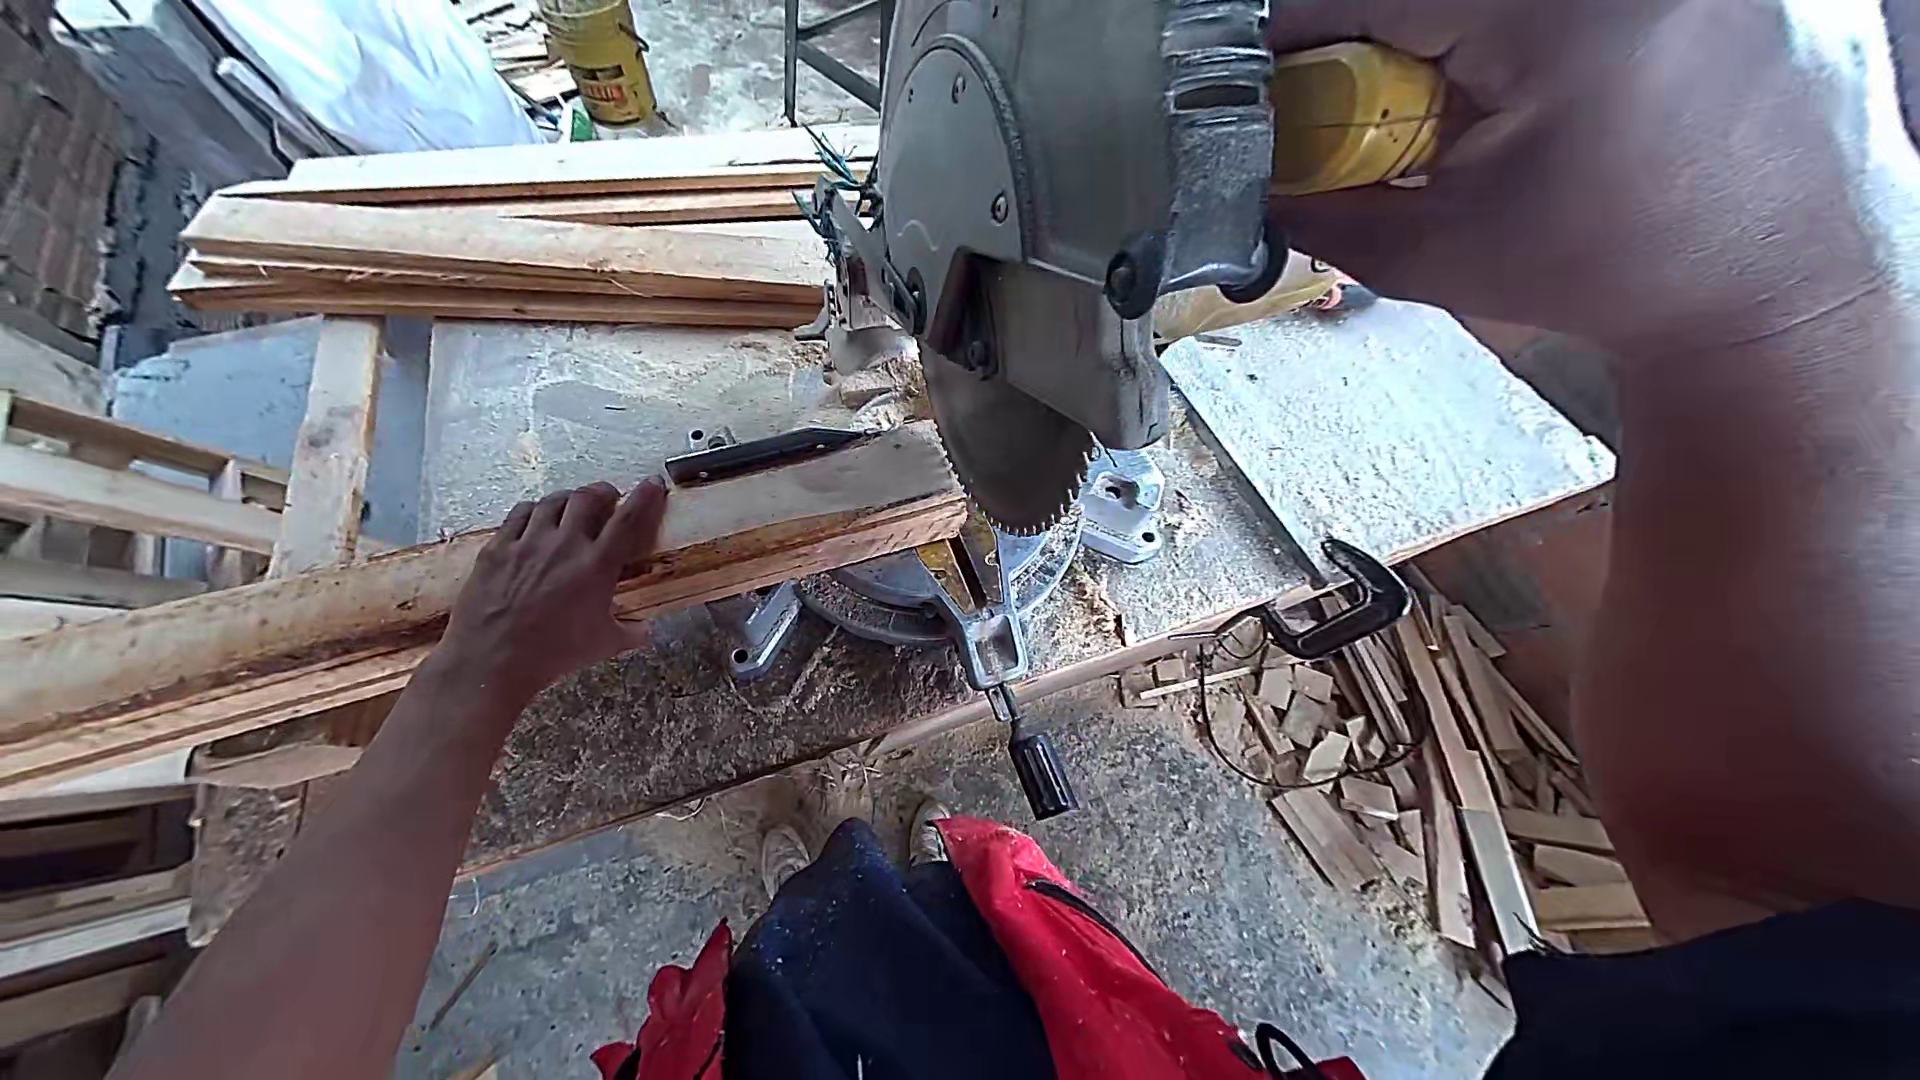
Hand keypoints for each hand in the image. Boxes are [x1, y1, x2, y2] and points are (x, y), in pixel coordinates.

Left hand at [438, 478, 668, 701]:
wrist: (491, 662)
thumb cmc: (555, 654)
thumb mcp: (605, 643)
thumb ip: (632, 631)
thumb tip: (647, 630)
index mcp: (596, 566)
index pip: (628, 519)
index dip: (645, 496)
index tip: (653, 483)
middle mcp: (564, 546)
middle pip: (587, 498)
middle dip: (603, 492)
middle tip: (609, 497)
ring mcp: (526, 544)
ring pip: (553, 501)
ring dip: (569, 499)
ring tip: (574, 506)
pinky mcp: (496, 549)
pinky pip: (519, 514)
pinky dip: (535, 510)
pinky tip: (538, 518)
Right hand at [1268, 0, 1887, 356]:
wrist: (1743, 265)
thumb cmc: (1581, 269)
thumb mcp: (1422, 256)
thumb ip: (1323, 216)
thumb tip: (1263, 187)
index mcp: (1559, 18)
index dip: (1306, 27)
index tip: (1263, 74)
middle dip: (1363, 50)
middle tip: (1333, 120)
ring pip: (1476, 2)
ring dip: (1418, 52)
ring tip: (1414, 120)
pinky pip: (1529, 8)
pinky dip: (1479, 43)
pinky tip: (1481, 100)